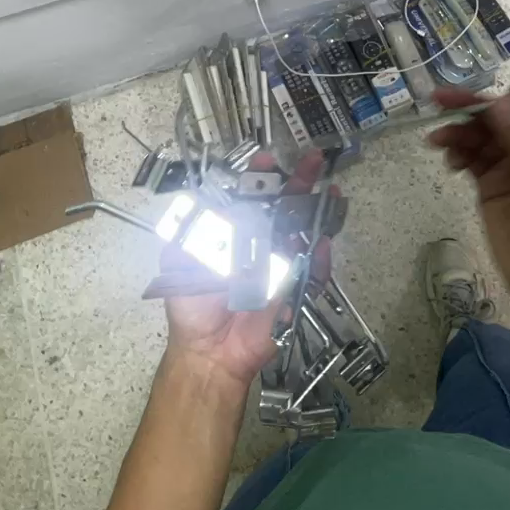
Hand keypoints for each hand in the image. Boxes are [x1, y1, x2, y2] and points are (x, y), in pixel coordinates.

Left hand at [158, 151, 330, 387]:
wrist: (210, 350)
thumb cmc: (192, 306)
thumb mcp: (180, 261)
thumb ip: (193, 231)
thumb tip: (214, 202)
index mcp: (232, 234)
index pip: (248, 198)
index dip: (258, 178)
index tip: (266, 160)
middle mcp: (258, 243)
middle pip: (282, 208)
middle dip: (298, 182)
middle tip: (313, 161)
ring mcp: (278, 263)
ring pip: (303, 232)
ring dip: (317, 211)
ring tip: (329, 191)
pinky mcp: (293, 287)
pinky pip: (312, 269)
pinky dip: (319, 256)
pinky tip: (322, 241)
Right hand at [426, 76, 509, 313]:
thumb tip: (499, 102)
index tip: (497, 102)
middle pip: (506, 111)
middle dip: (475, 105)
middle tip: (440, 100)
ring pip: (484, 134)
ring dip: (460, 131)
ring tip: (437, 140)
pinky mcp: (493, 184)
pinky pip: (472, 157)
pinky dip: (458, 152)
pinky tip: (449, 161)